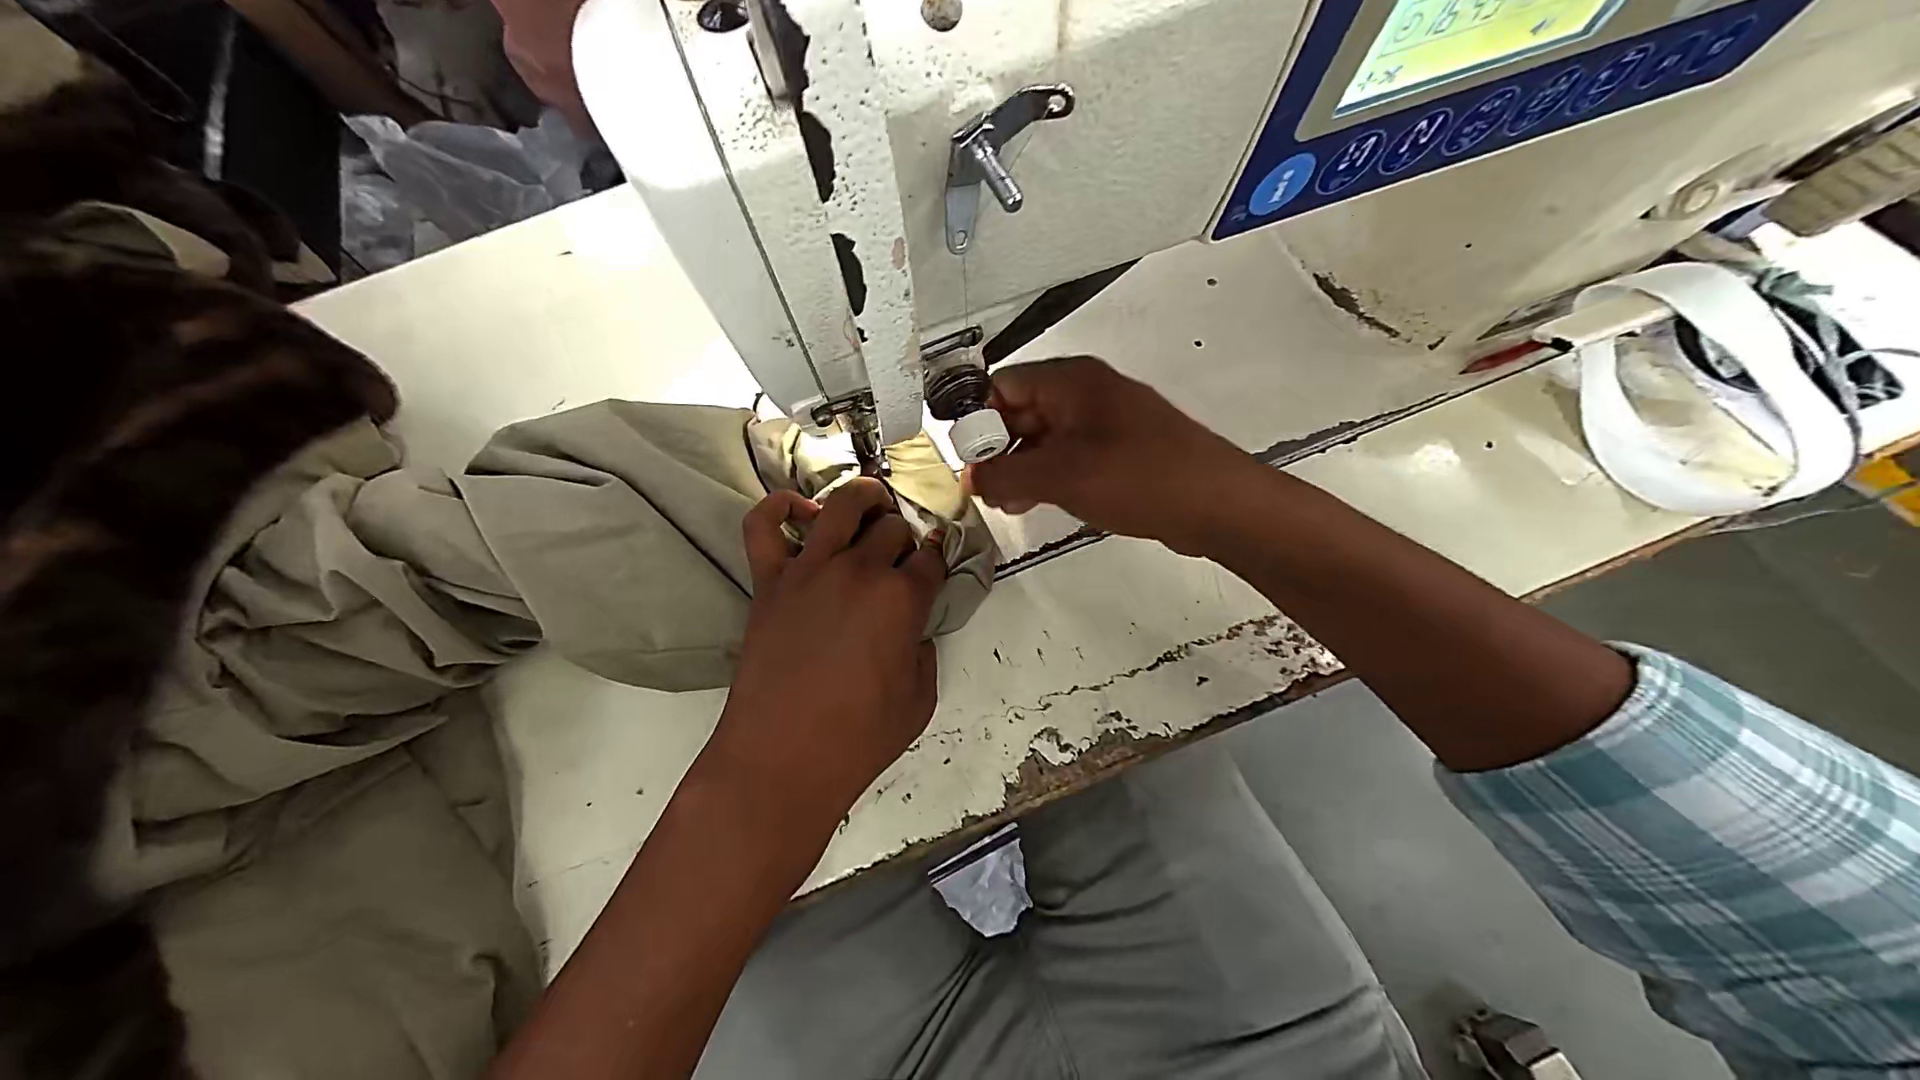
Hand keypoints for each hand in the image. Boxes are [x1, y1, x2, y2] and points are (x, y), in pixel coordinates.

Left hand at [710, 480, 948, 821]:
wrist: (782, 759)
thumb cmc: (857, 739)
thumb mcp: (919, 699)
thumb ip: (923, 651)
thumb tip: (912, 628)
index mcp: (902, 600)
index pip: (930, 557)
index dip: (937, 556)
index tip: (935, 560)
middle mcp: (859, 572)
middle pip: (891, 527)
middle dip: (903, 536)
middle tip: (899, 555)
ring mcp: (810, 571)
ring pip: (841, 505)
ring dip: (862, 498)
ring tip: (870, 504)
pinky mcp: (769, 581)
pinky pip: (763, 525)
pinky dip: (779, 506)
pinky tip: (801, 512)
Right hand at [964, 355, 1273, 555]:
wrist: (1215, 503)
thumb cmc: (1136, 476)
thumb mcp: (1060, 476)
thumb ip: (1005, 476)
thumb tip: (970, 479)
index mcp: (1071, 381)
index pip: (1003, 385)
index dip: (977, 420)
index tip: (965, 460)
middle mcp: (1086, 392)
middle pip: (1022, 410)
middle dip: (998, 449)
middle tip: (984, 489)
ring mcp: (1105, 421)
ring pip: (1045, 437)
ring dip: (1021, 468)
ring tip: (1008, 503)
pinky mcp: (1119, 450)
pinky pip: (1070, 455)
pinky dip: (1049, 476)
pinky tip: (1039, 502)